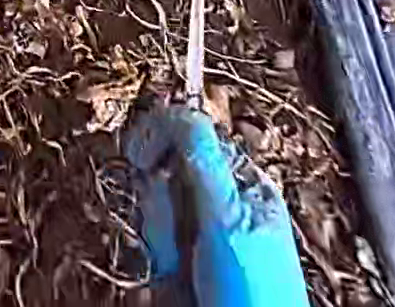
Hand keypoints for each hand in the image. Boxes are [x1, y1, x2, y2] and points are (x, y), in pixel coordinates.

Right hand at [126, 106, 309, 306]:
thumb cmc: (254, 295)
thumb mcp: (228, 217)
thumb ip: (202, 158)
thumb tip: (177, 106)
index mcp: (241, 182)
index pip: (188, 132)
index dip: (159, 137)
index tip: (140, 154)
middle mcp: (220, 201)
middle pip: (165, 169)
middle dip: (161, 201)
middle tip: (179, 234)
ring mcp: (201, 233)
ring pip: (154, 204)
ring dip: (159, 235)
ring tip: (181, 267)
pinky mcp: (183, 260)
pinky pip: (152, 239)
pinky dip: (155, 257)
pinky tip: (173, 276)